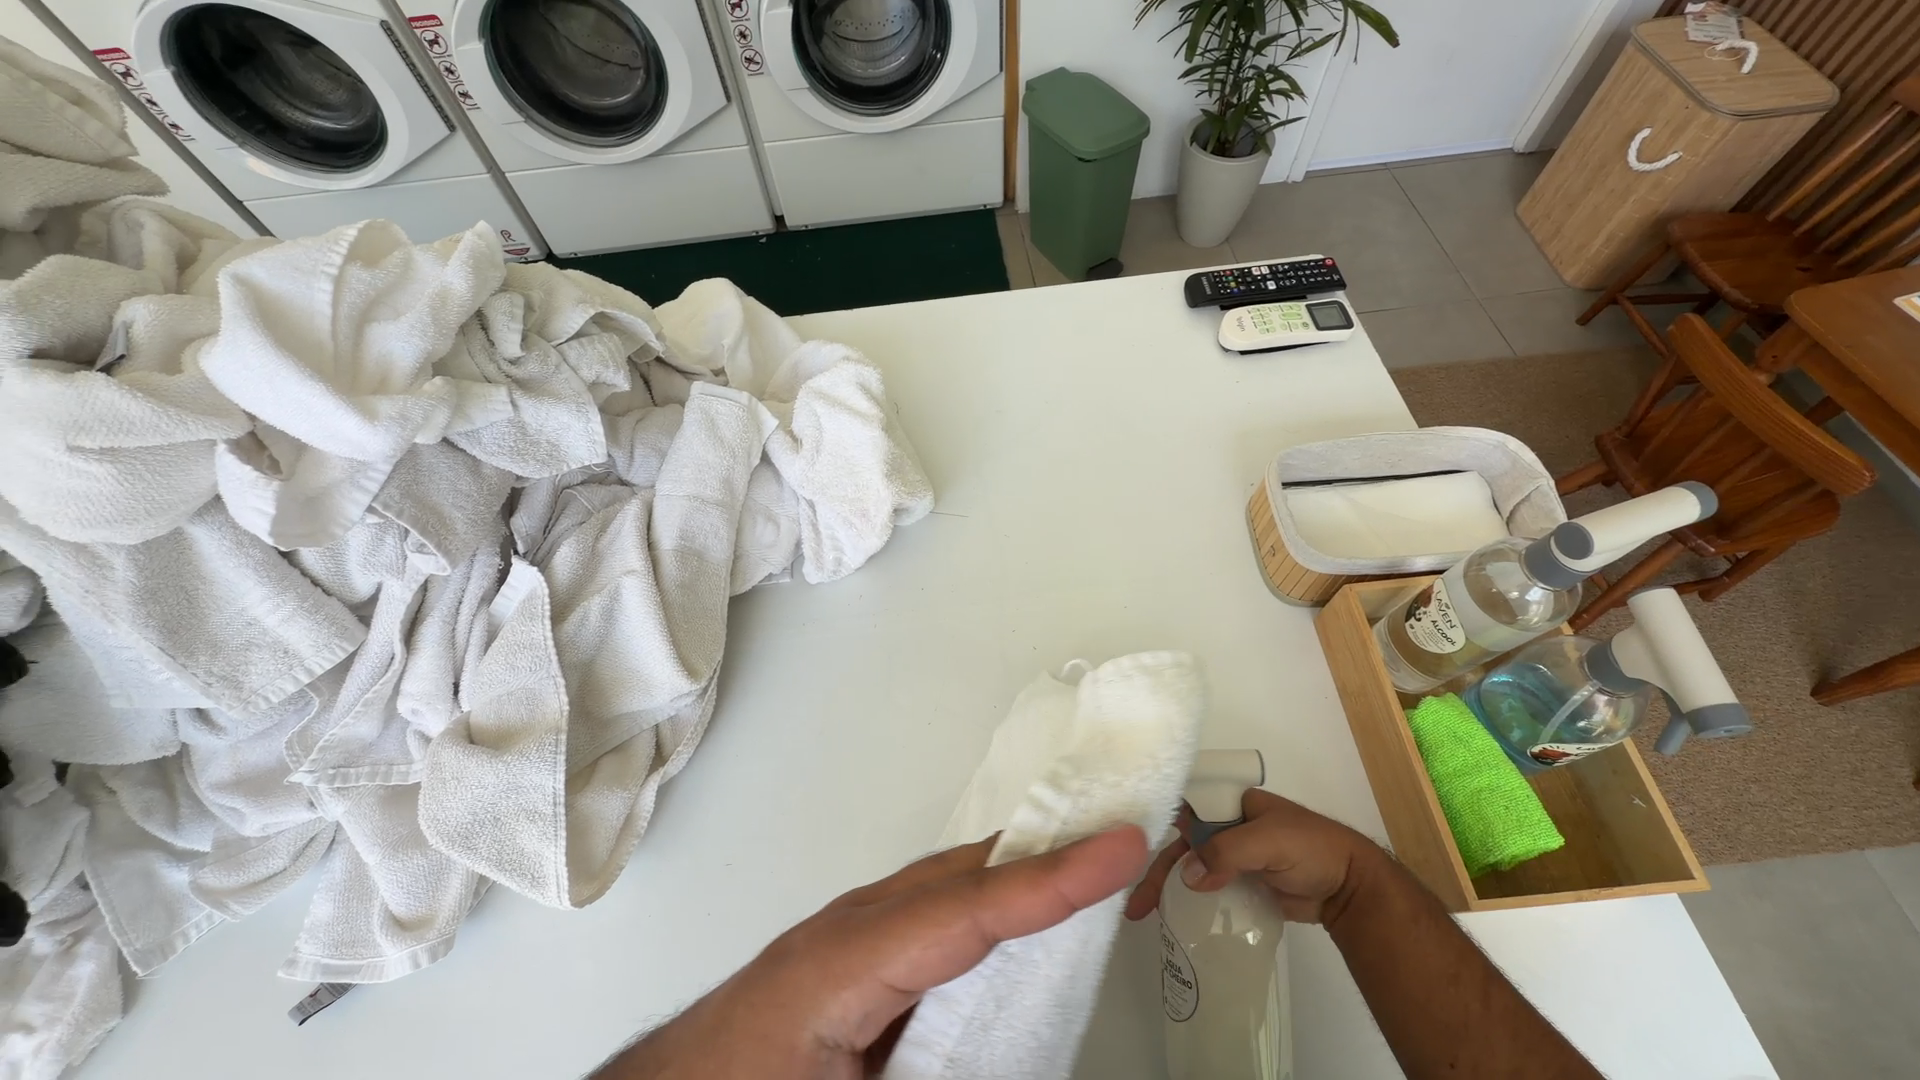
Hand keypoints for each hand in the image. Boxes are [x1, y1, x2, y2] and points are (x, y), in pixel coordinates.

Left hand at [602, 826, 1149, 1079]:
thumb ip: (947, 1060)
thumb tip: (1021, 1046)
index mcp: (844, 961)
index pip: (966, 908)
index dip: (1049, 878)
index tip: (1122, 848)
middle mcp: (857, 926)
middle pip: (970, 874)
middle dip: (1054, 854)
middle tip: (1134, 840)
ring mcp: (860, 930)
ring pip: (960, 882)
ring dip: (1032, 871)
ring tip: (1102, 863)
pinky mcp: (867, 948)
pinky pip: (944, 910)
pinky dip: (999, 899)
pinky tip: (1033, 907)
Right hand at [1123, 788, 1383, 925]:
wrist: (1351, 888)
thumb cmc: (1311, 848)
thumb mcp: (1267, 840)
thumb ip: (1226, 852)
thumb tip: (1187, 876)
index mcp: (1231, 804)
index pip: (1185, 806)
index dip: (1156, 822)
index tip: (1127, 843)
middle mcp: (1226, 826)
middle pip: (1182, 843)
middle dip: (1157, 869)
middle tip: (1137, 900)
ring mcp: (1234, 856)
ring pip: (1191, 868)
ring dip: (1168, 887)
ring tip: (1145, 913)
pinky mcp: (1241, 883)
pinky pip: (1208, 889)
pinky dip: (1189, 901)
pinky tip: (1173, 917)